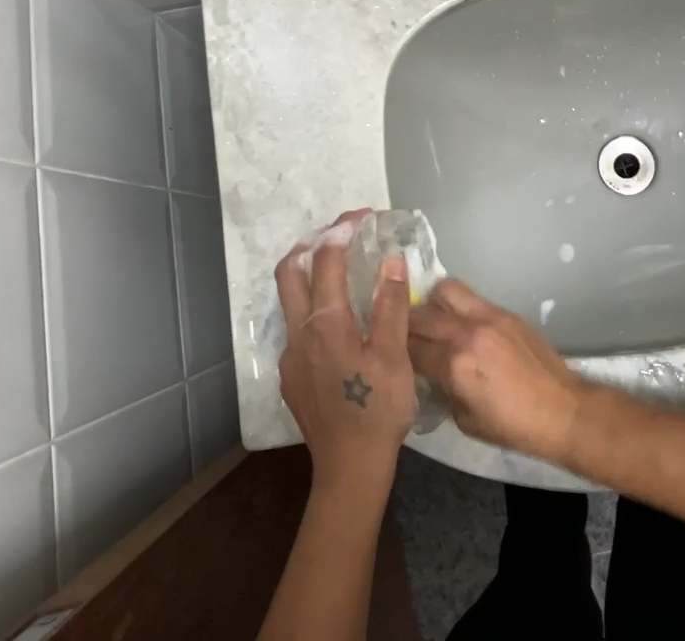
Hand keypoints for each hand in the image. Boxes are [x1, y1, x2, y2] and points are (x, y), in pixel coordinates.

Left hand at [275, 210, 416, 489]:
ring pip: (289, 301)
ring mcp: (290, 357)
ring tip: (339, 270)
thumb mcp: (394, 355)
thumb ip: (390, 304)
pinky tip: (338, 324)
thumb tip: (390, 260)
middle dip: (310, 245)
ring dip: (308, 276)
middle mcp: (299, 333)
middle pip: (289, 273)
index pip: (327, 261)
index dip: (342, 232)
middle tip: (338, 235)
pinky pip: (296, 329)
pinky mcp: (291, 377)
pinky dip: (312, 308)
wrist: (350, 467)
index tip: (361, 217)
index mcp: (326, 323)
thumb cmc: (378, 410)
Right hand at [408, 278, 589, 462]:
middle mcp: (467, 333)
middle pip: (420, 316)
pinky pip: (471, 298)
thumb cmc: (512, 425)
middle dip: (406, 325)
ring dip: (431, 304)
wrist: (562, 409)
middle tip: (402, 334)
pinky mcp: (505, 312)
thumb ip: (442, 389)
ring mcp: (488, 317)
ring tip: (432, 320)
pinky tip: (459, 324)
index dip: (395, 350)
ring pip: (444, 291)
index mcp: (454, 365)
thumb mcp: (464, 420)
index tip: (388, 352)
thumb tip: (430, 372)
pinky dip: (457, 306)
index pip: (409, 347)